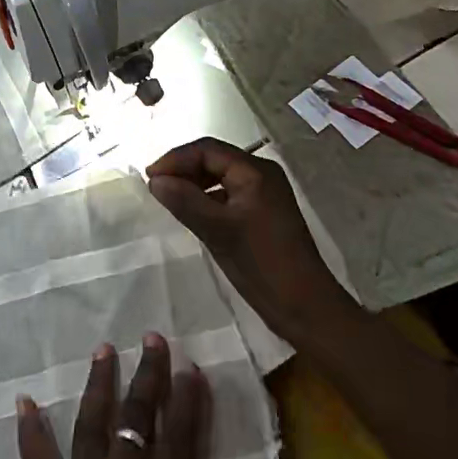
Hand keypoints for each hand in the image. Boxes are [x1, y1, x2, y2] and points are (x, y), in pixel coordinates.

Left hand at [16, 333, 209, 458]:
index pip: (180, 441)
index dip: (188, 404)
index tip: (193, 369)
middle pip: (138, 418)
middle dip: (149, 378)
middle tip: (152, 337)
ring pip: (92, 422)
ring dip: (99, 386)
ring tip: (104, 349)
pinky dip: (30, 430)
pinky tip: (24, 399)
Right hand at [145, 138, 355, 339]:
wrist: (307, 309)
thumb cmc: (262, 263)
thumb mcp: (217, 230)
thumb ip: (184, 200)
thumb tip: (155, 181)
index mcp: (255, 171)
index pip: (206, 150)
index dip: (175, 159)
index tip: (150, 177)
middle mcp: (261, 175)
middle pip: (213, 159)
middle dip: (182, 168)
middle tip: (156, 186)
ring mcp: (264, 194)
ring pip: (219, 176)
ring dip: (193, 182)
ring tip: (169, 197)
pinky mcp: (263, 213)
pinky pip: (227, 193)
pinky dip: (206, 197)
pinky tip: (192, 212)